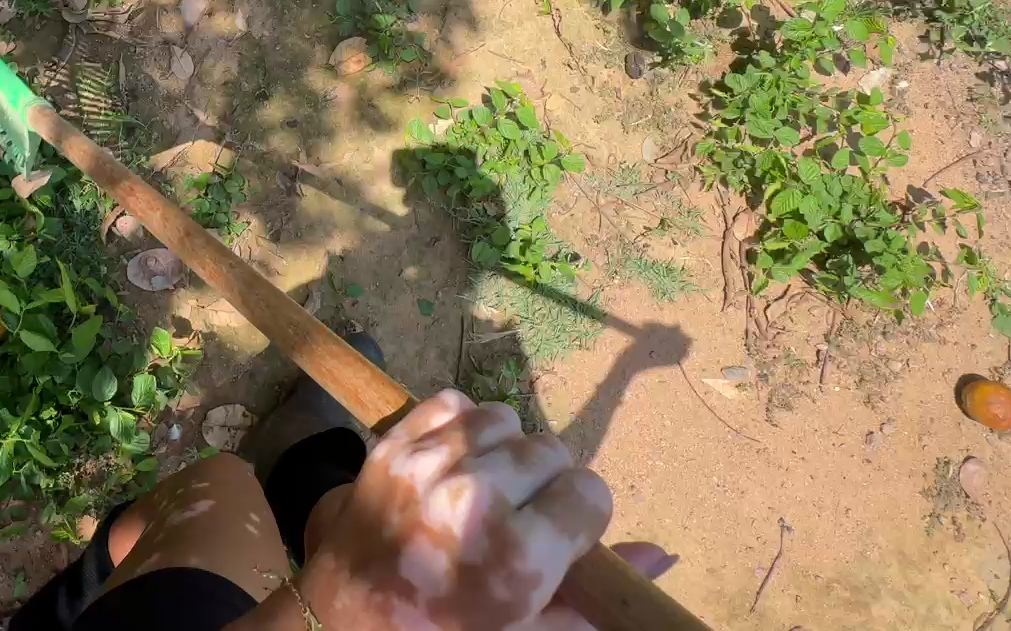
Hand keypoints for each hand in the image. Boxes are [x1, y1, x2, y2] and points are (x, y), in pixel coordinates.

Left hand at [294, 389, 669, 630]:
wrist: (348, 613)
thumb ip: (595, 602)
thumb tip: (661, 553)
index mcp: (516, 559)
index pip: (589, 493)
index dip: (583, 514)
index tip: (565, 530)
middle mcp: (474, 497)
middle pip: (549, 450)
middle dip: (548, 481)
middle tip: (524, 512)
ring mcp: (428, 461)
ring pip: (504, 418)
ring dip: (507, 447)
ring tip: (491, 482)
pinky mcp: (394, 438)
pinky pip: (453, 401)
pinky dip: (463, 423)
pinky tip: (458, 457)